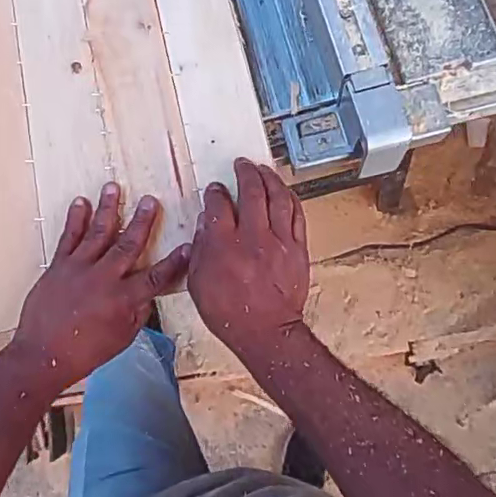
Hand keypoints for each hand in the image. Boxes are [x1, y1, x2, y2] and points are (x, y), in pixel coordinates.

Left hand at [4, 184, 190, 396]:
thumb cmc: (84, 353)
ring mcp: (80, 268)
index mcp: (123, 300)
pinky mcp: (59, 266)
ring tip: (114, 187)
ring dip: (109, 208)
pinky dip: (76, 218)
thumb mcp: (121, 339)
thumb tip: (146, 296)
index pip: (156, 277)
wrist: (42, 355)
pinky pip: (69, 237)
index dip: (175, 263)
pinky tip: (81, 203)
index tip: (189, 247)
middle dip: (142, 221)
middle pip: (128, 244)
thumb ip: (137, 314)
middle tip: (151, 200)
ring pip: (99, 232)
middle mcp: (104, 278)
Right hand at [188, 158, 309, 354]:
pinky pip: (297, 215)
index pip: (218, 204)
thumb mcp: (198, 282)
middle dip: (245, 173)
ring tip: (263, 169)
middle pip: (251, 191)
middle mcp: (252, 237)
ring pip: (278, 197)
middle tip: (241, 165)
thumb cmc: (229, 312)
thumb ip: (199, 249)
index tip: (214, 189)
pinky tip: (284, 191)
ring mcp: (278, 242)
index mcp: (223, 245)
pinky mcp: (297, 249)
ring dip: (269, 178)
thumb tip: (205, 225)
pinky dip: (290, 198)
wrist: (265, 331)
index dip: (215, 192)